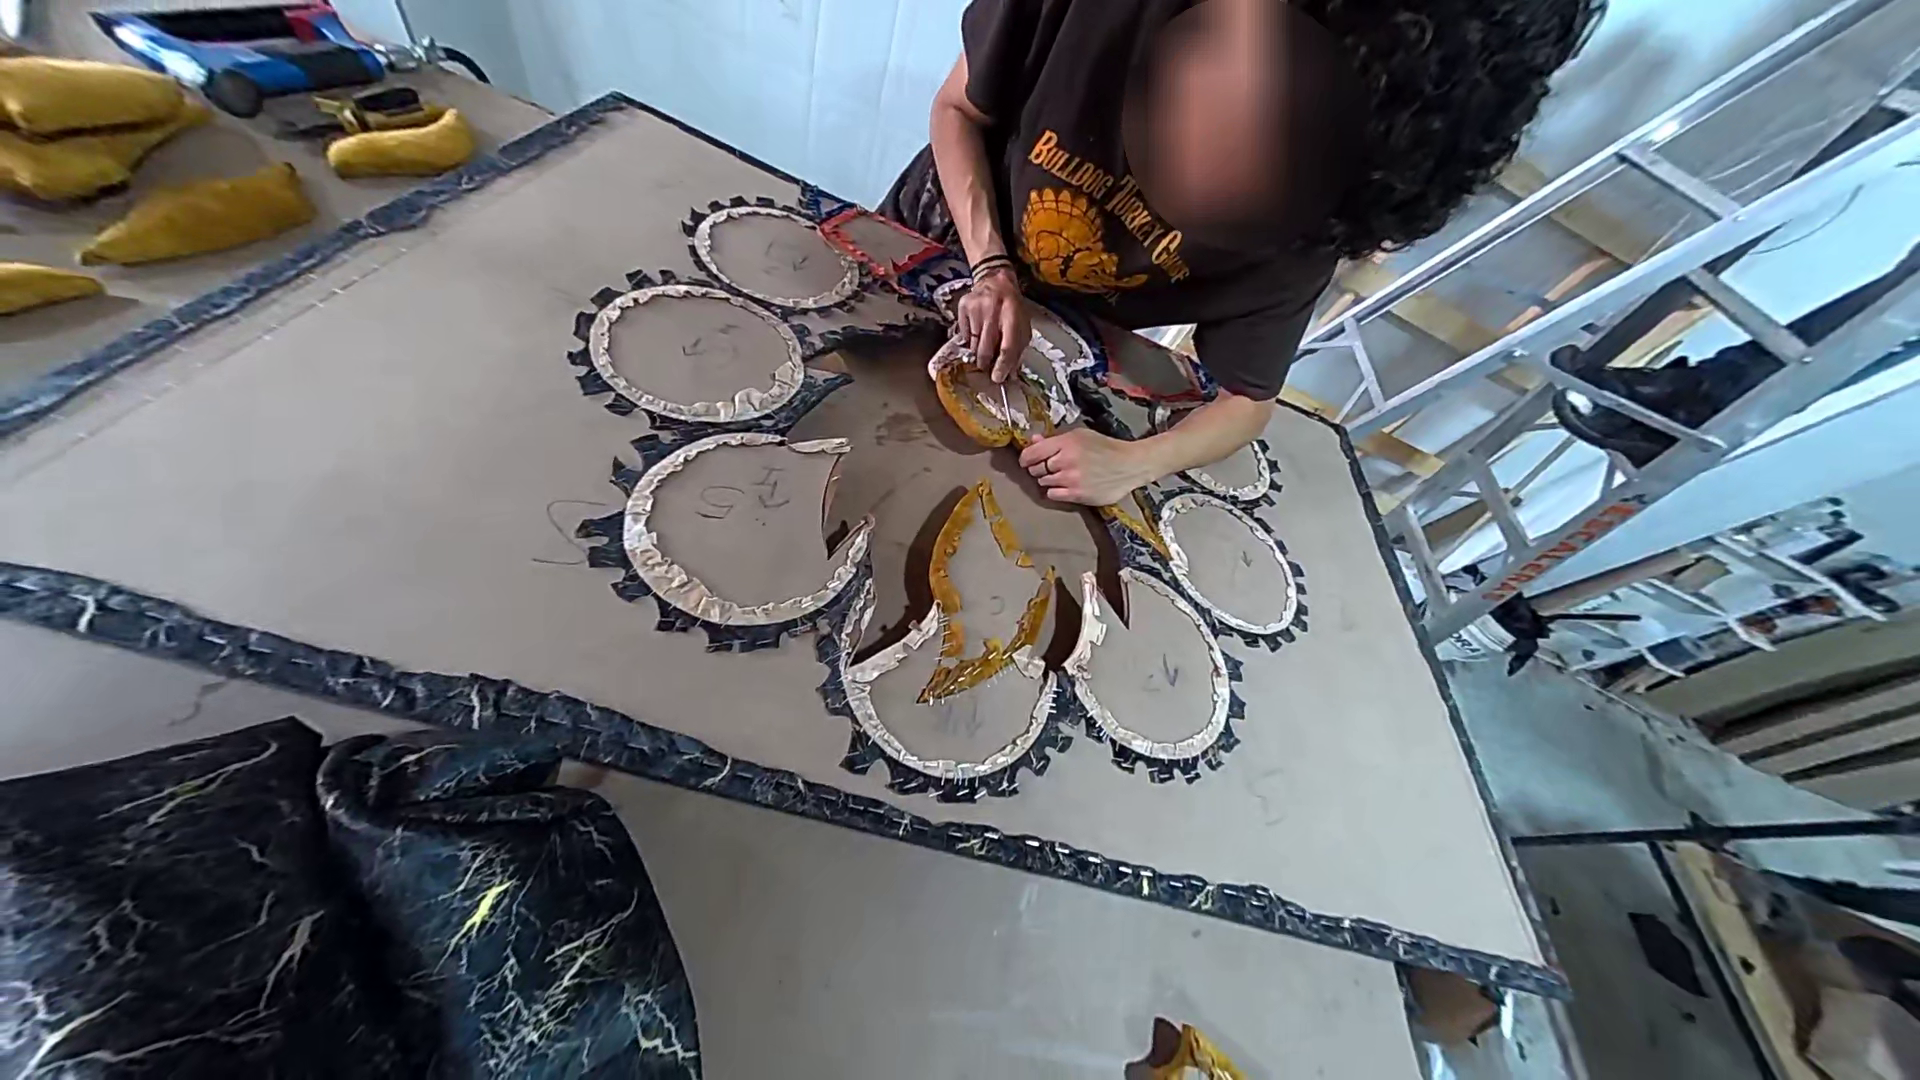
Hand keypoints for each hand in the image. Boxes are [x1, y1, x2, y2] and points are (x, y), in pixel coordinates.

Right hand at [953, 265, 1029, 382]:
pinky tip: (976, 331)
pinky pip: (963, 334)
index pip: (1007, 347)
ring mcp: (976, 308)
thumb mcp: (1022, 325)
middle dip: (986, 364)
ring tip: (983, 348)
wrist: (995, 280)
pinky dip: (969, 340)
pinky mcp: (963, 307)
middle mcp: (993, 310)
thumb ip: (1018, 349)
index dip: (1002, 366)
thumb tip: (1010, 374)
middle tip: (986, 368)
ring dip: (977, 353)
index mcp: (1013, 314)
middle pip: (986, 348)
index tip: (997, 378)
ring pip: (972, 345)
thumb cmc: (1012, 307)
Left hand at [1019, 429, 1156, 505]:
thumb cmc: (1104, 448)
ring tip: (1063, 476)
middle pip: (1036, 469)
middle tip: (1050, 468)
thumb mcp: (1080, 436)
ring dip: (1049, 480)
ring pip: (1043, 482)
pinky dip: (1055, 491)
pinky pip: (1052, 495)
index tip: (1026, 461)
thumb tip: (1032, 440)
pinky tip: (1066, 486)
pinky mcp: (1077, 495)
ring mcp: (1071, 479)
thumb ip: (1055, 440)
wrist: (1130, 465)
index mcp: (1066, 443)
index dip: (1025, 458)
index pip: (1032, 452)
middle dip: (1039, 468)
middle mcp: (1065, 461)